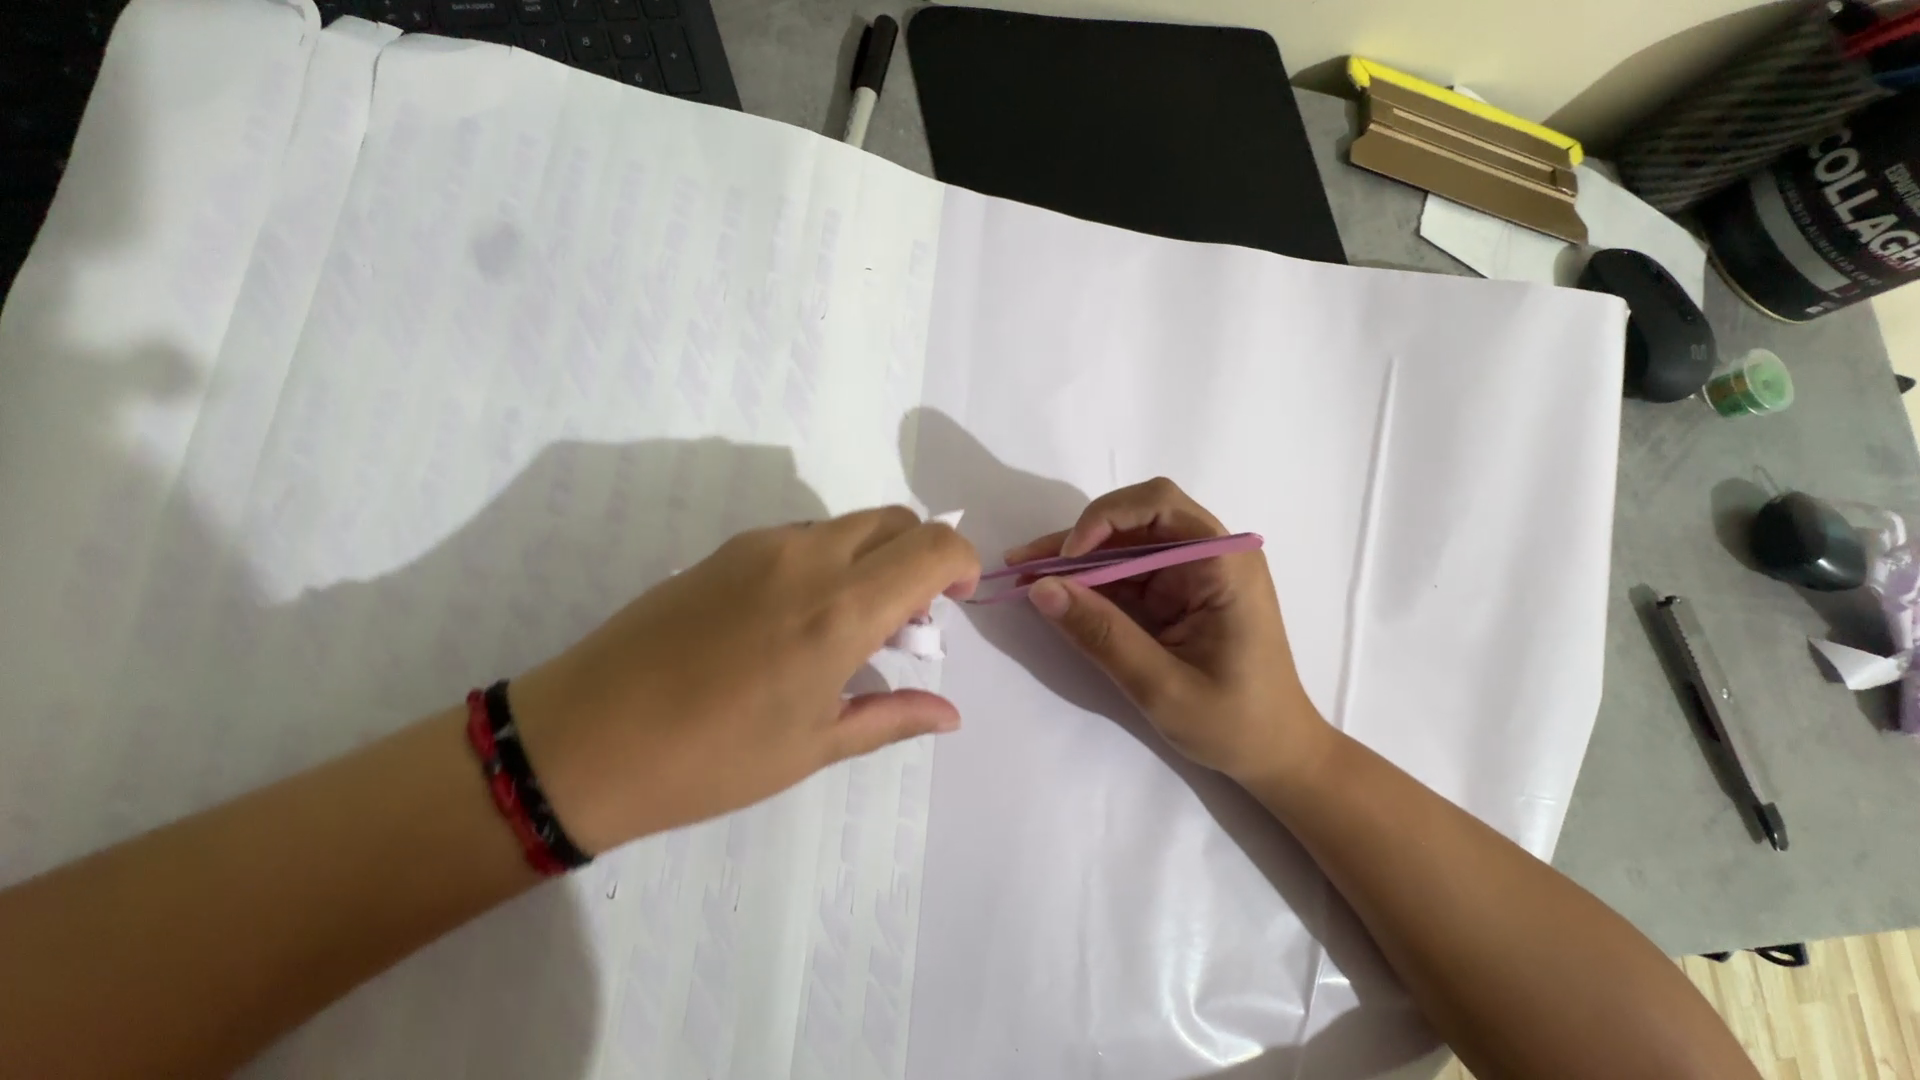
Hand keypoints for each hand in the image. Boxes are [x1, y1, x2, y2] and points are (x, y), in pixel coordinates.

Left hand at [509, 508, 978, 852]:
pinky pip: (800, 537)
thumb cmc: (713, 758)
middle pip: (895, 521)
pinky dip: (828, 561)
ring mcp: (760, 547)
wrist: (585, 739)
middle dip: (921, 558)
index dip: (963, 564)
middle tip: (905, 624)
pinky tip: (795, 621)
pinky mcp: (722, 552)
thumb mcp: (813, 746)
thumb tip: (951, 715)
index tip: (955, 605)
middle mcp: (808, 557)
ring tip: (848, 627)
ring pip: (846, 526)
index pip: (934, 546)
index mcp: (842, 607)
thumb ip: (892, 717)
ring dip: (872, 560)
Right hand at [1007, 478, 1327, 785]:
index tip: (1065, 560)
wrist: (1276, 754)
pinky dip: (1091, 582)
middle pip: (1137, 517)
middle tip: (1025, 564)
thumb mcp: (1162, 687)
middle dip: (1079, 537)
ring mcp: (1195, 573)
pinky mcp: (1179, 594)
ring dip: (1078, 559)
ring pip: (1126, 543)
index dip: (1104, 519)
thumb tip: (1040, 588)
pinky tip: (1055, 593)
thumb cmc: (1234, 723)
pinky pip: (1129, 572)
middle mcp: (1212, 555)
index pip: (1159, 506)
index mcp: (1224, 564)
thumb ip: (1102, 635)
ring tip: (1025, 575)